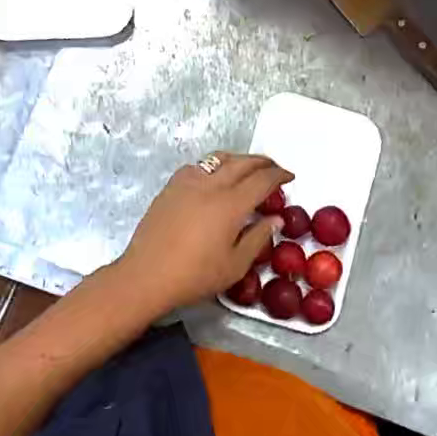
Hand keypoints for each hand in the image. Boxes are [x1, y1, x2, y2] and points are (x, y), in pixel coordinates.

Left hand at [110, 153, 292, 315]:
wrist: (147, 276)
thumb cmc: (195, 276)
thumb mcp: (235, 265)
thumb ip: (258, 237)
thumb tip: (275, 218)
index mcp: (231, 204)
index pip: (262, 180)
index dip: (279, 175)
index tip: (290, 177)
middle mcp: (210, 186)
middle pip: (242, 163)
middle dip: (262, 162)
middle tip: (274, 169)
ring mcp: (187, 184)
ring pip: (218, 159)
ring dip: (238, 159)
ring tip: (247, 168)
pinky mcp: (170, 188)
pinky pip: (197, 166)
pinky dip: (213, 165)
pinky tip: (213, 178)